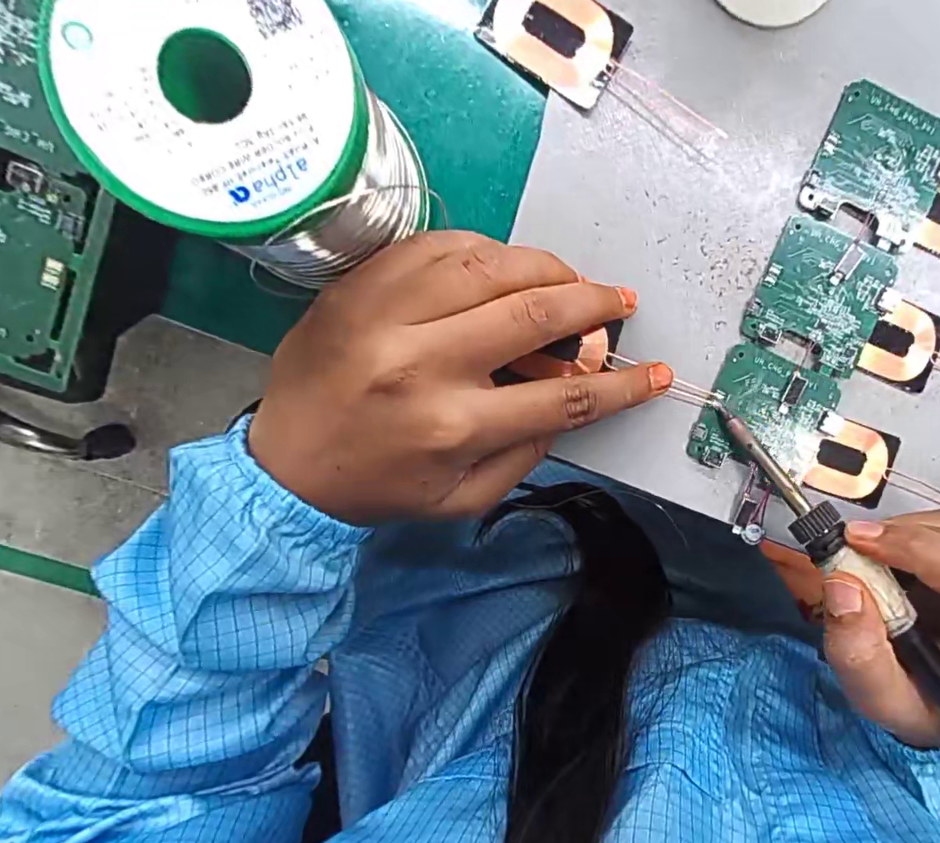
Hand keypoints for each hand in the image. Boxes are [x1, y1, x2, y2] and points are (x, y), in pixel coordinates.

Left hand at [247, 232, 672, 523]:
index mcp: (453, 427)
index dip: (620, 386)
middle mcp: (424, 362)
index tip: (654, 374)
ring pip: (490, 265)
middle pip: (533, 313)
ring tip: (571, 281)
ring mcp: (388, 313)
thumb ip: (525, 454)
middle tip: (619, 302)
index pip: (562, 398)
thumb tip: (570, 401)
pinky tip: (505, 268)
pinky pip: (440, 245)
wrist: (285, 465)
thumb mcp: (463, 498)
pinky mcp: (362, 284)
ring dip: (547, 267)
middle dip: (592, 304)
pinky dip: (487, 251)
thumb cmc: (380, 490)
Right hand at [821, 509, 939, 747]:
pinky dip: (910, 541)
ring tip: (866, 564)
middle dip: (902, 540)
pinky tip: (888, 565)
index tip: (861, 541)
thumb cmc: (923, 711)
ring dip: (904, 538)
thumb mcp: (882, 702)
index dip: (920, 551)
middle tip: (848, 552)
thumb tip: (843, 587)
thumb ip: (859, 654)